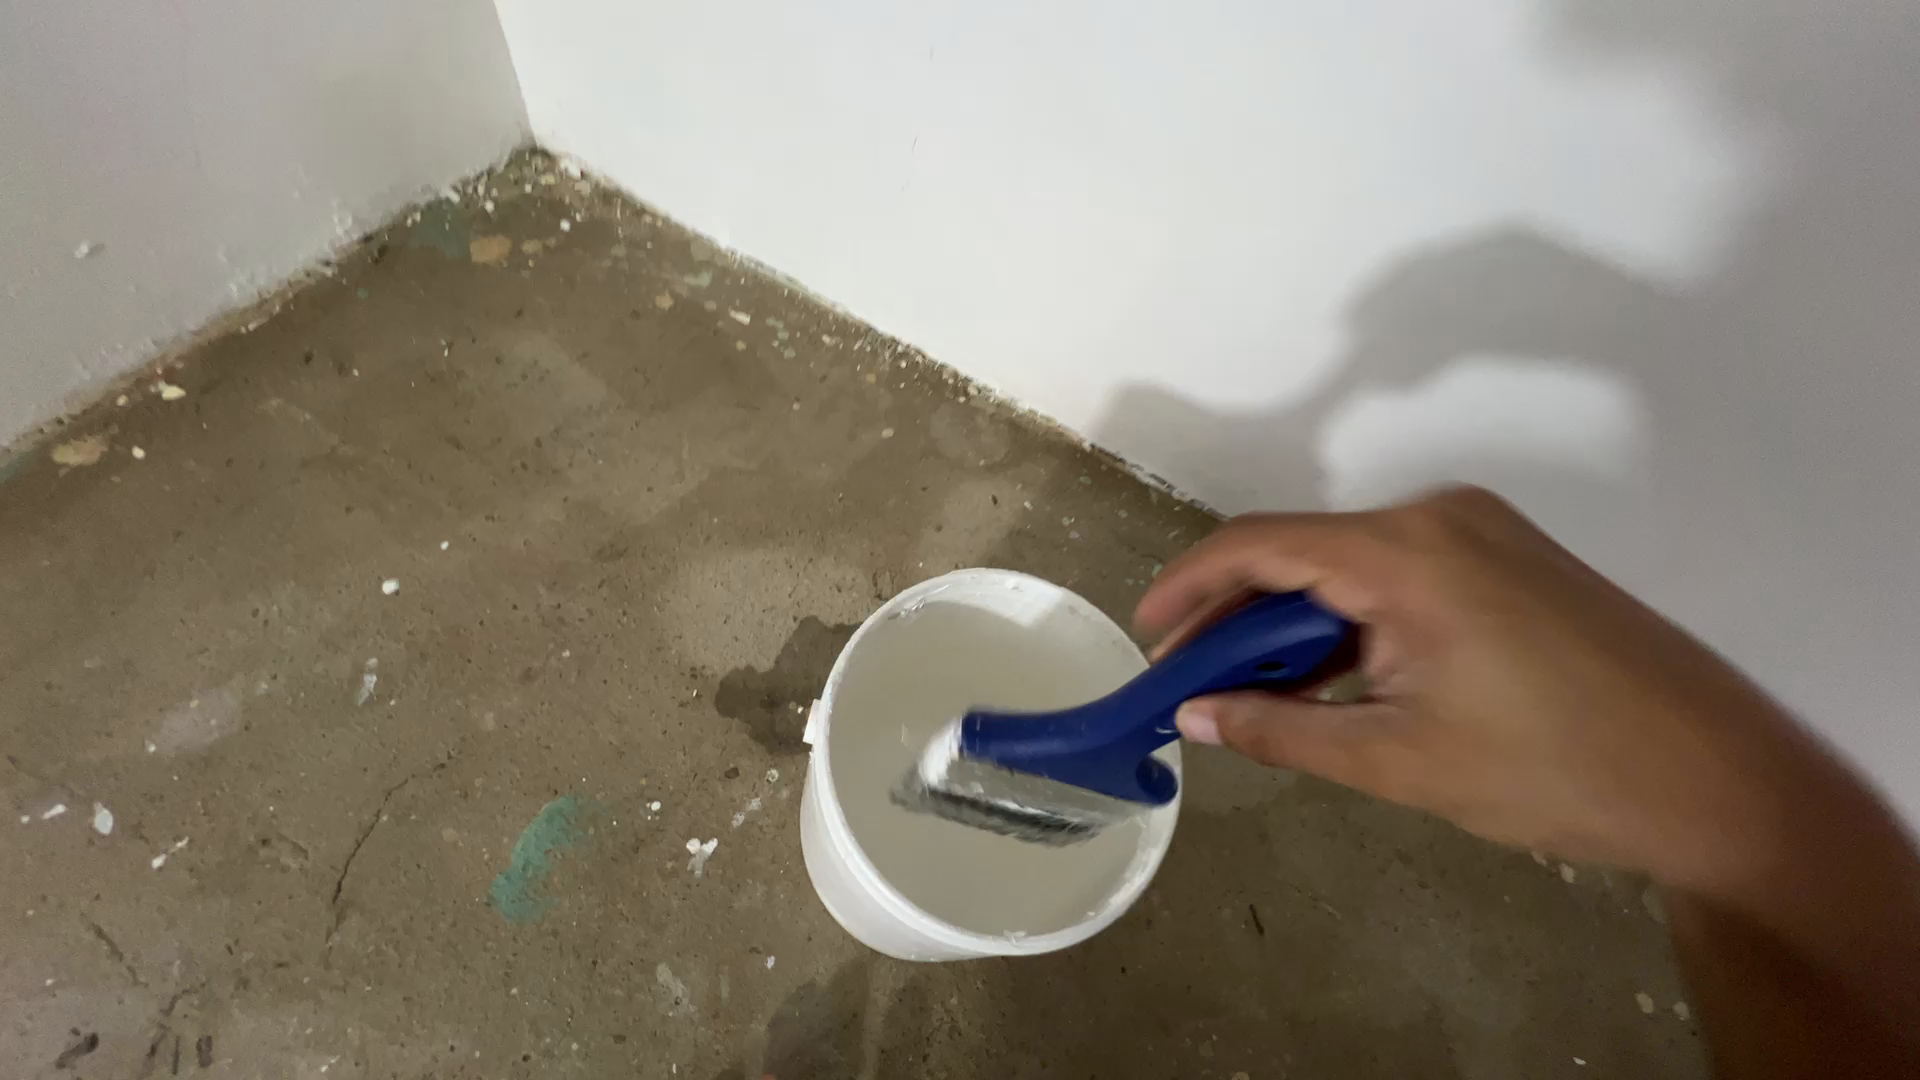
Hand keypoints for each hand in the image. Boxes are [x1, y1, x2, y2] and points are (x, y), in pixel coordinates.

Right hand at [1136, 486, 1827, 895]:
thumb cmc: (1553, 772)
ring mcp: (1470, 531)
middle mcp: (1433, 518)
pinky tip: (1315, 671)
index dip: (1188, 585)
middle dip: (1233, 615)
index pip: (1258, 545)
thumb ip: (1276, 730)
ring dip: (1285, 621)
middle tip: (1189, 676)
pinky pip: (1382, 575)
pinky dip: (1336, 620)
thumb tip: (1192, 718)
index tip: (1147, 630)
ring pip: (1336, 565)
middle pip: (1294, 552)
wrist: (1727, 786)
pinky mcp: (1493, 556)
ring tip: (1243, 683)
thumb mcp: (1393, 760)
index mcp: (1405, 552)